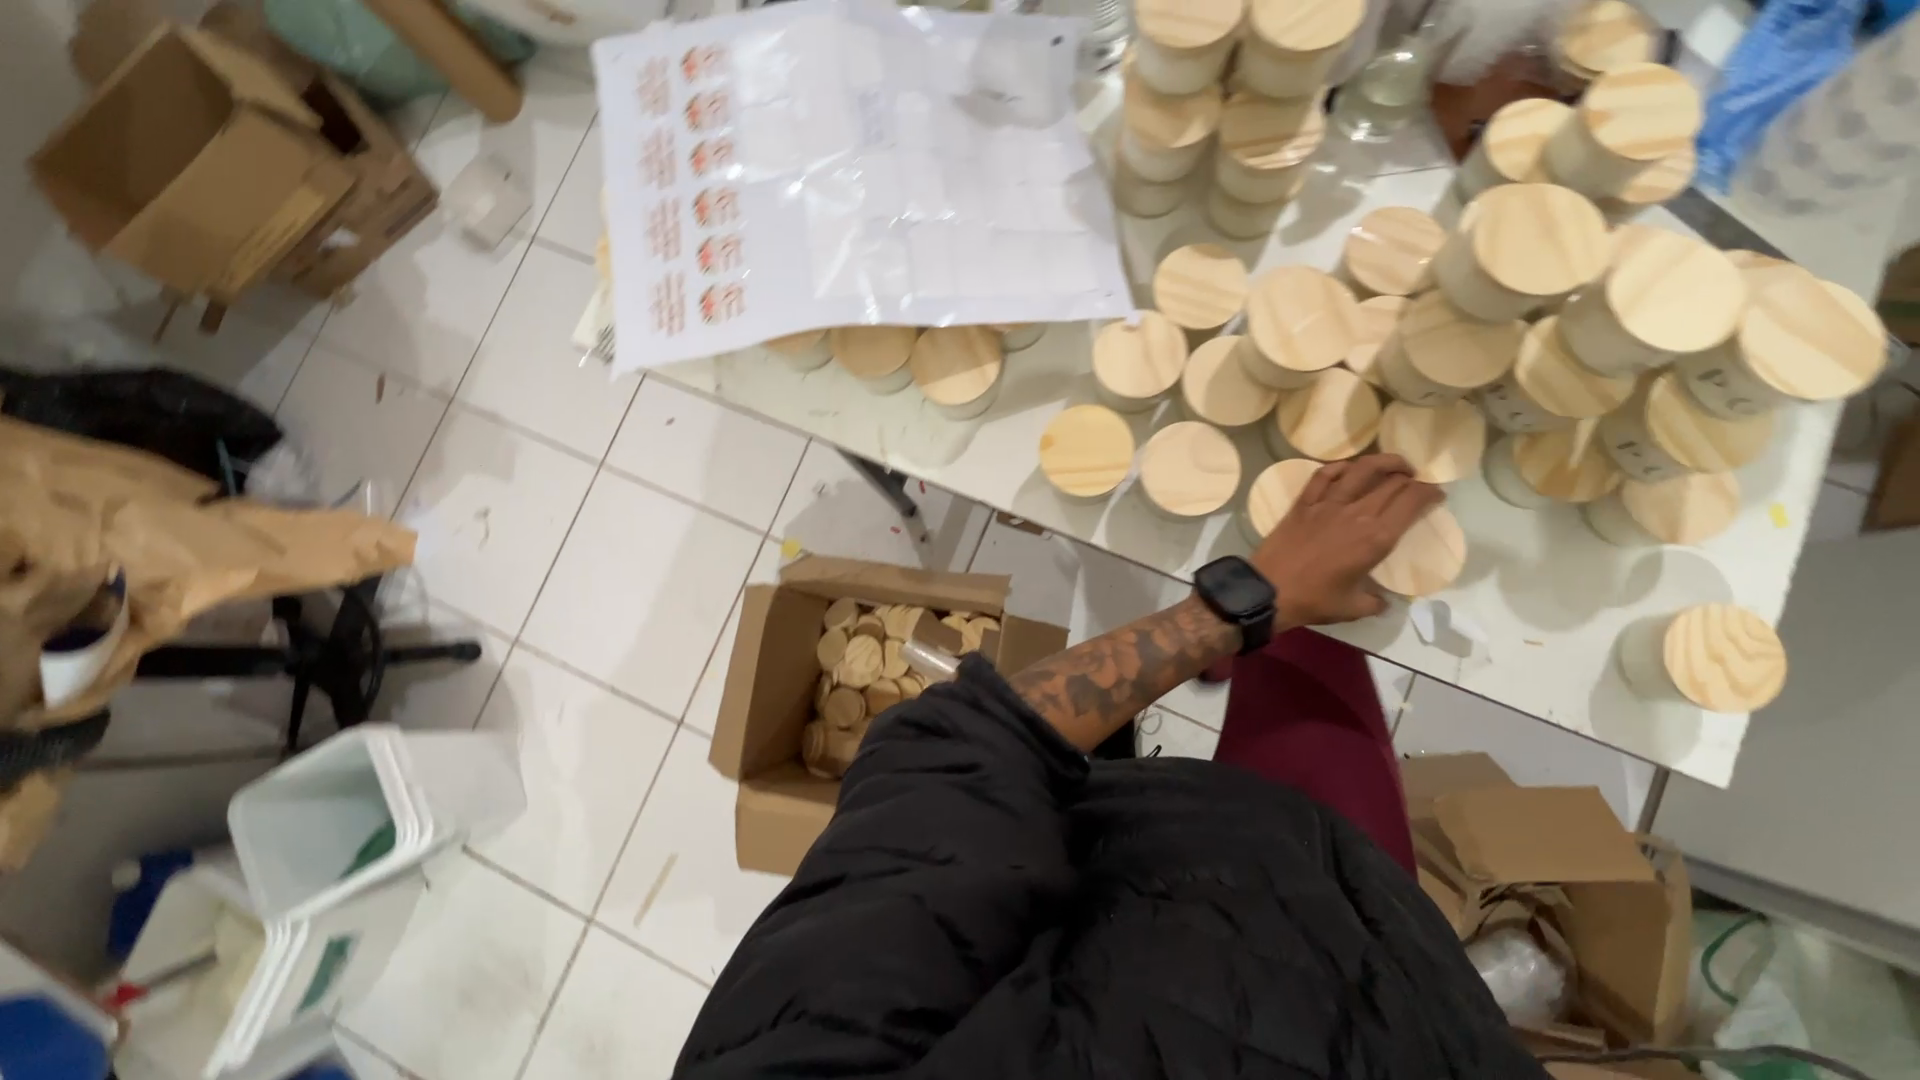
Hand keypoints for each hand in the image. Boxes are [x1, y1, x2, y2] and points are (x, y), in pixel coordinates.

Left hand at [1250, 454, 1444, 626]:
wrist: (1268, 591)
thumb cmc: (1313, 601)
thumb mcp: (1354, 608)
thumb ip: (1375, 602)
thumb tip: (1383, 601)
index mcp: (1376, 538)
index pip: (1412, 502)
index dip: (1430, 492)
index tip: (1436, 494)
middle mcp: (1356, 514)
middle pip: (1392, 482)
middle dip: (1412, 478)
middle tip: (1417, 482)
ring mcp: (1327, 505)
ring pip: (1361, 470)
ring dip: (1384, 462)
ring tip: (1395, 465)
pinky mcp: (1303, 504)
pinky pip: (1323, 476)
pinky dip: (1340, 467)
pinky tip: (1349, 469)